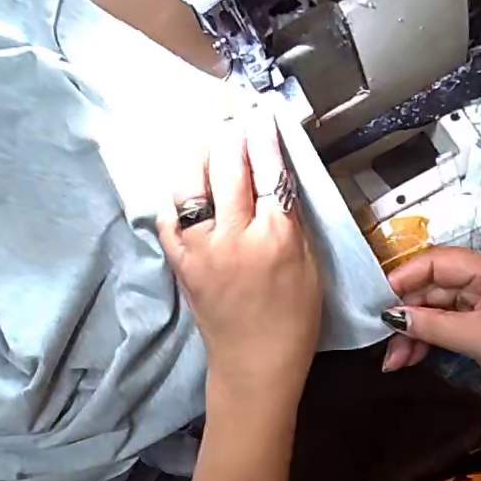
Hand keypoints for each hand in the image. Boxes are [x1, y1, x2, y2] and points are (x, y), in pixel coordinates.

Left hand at [159, 105, 322, 406]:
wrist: (254, 364)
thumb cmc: (292, 322)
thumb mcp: (309, 267)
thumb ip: (292, 222)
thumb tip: (277, 183)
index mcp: (276, 238)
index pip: (269, 172)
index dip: (264, 137)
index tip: (259, 115)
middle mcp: (234, 238)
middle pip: (228, 168)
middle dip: (230, 135)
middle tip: (231, 118)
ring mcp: (201, 251)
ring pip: (191, 187)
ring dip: (199, 157)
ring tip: (207, 142)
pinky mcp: (181, 265)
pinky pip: (170, 219)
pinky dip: (177, 198)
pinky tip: (187, 187)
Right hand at [381, 249, 480, 406]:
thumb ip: (434, 326)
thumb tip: (393, 317)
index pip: (438, 262)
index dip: (405, 278)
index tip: (379, 299)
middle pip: (433, 290)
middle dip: (407, 315)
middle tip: (382, 338)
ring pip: (435, 313)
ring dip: (413, 334)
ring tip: (394, 360)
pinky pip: (445, 329)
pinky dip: (427, 343)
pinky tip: (409, 358)